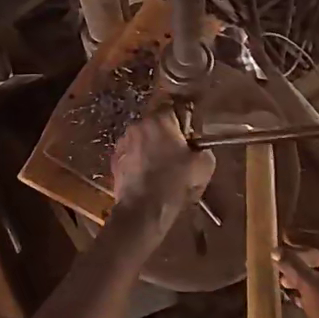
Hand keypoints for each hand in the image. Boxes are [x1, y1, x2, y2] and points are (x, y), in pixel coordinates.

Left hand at [110, 105, 214, 230]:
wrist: (143, 212)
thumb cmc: (175, 185)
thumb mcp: (203, 166)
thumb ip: (203, 148)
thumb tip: (199, 147)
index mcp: (160, 120)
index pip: (173, 105)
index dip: (183, 118)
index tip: (190, 133)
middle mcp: (138, 125)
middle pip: (156, 122)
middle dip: (167, 133)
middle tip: (178, 151)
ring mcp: (123, 142)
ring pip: (143, 137)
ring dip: (151, 145)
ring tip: (161, 165)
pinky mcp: (114, 159)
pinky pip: (132, 152)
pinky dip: (139, 159)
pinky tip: (148, 175)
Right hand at [279, 230, 318, 317]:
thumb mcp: (309, 285)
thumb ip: (292, 265)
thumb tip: (276, 250)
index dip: (299, 236)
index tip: (282, 236)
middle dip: (301, 259)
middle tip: (282, 260)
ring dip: (307, 275)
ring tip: (286, 283)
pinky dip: (318, 287)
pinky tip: (302, 298)